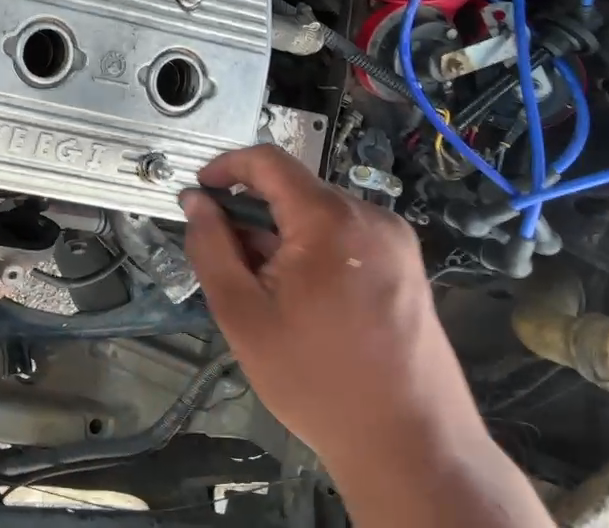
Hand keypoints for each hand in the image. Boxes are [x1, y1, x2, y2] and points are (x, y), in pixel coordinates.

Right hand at [180, 145, 488, 469]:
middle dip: (252, 212)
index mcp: (329, 221)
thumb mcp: (241, 312)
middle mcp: (371, 219)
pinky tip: (301, 298)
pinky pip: (345, 236)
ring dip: (280, 234)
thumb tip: (196, 202)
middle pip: (293, 190)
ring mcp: (397, 244)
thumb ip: (210, 246)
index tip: (199, 192)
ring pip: (317, 214)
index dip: (225, 167)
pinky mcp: (408, 268)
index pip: (268, 161)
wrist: (413, 447)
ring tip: (264, 288)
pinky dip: (311, 250)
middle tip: (226, 258)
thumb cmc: (317, 379)